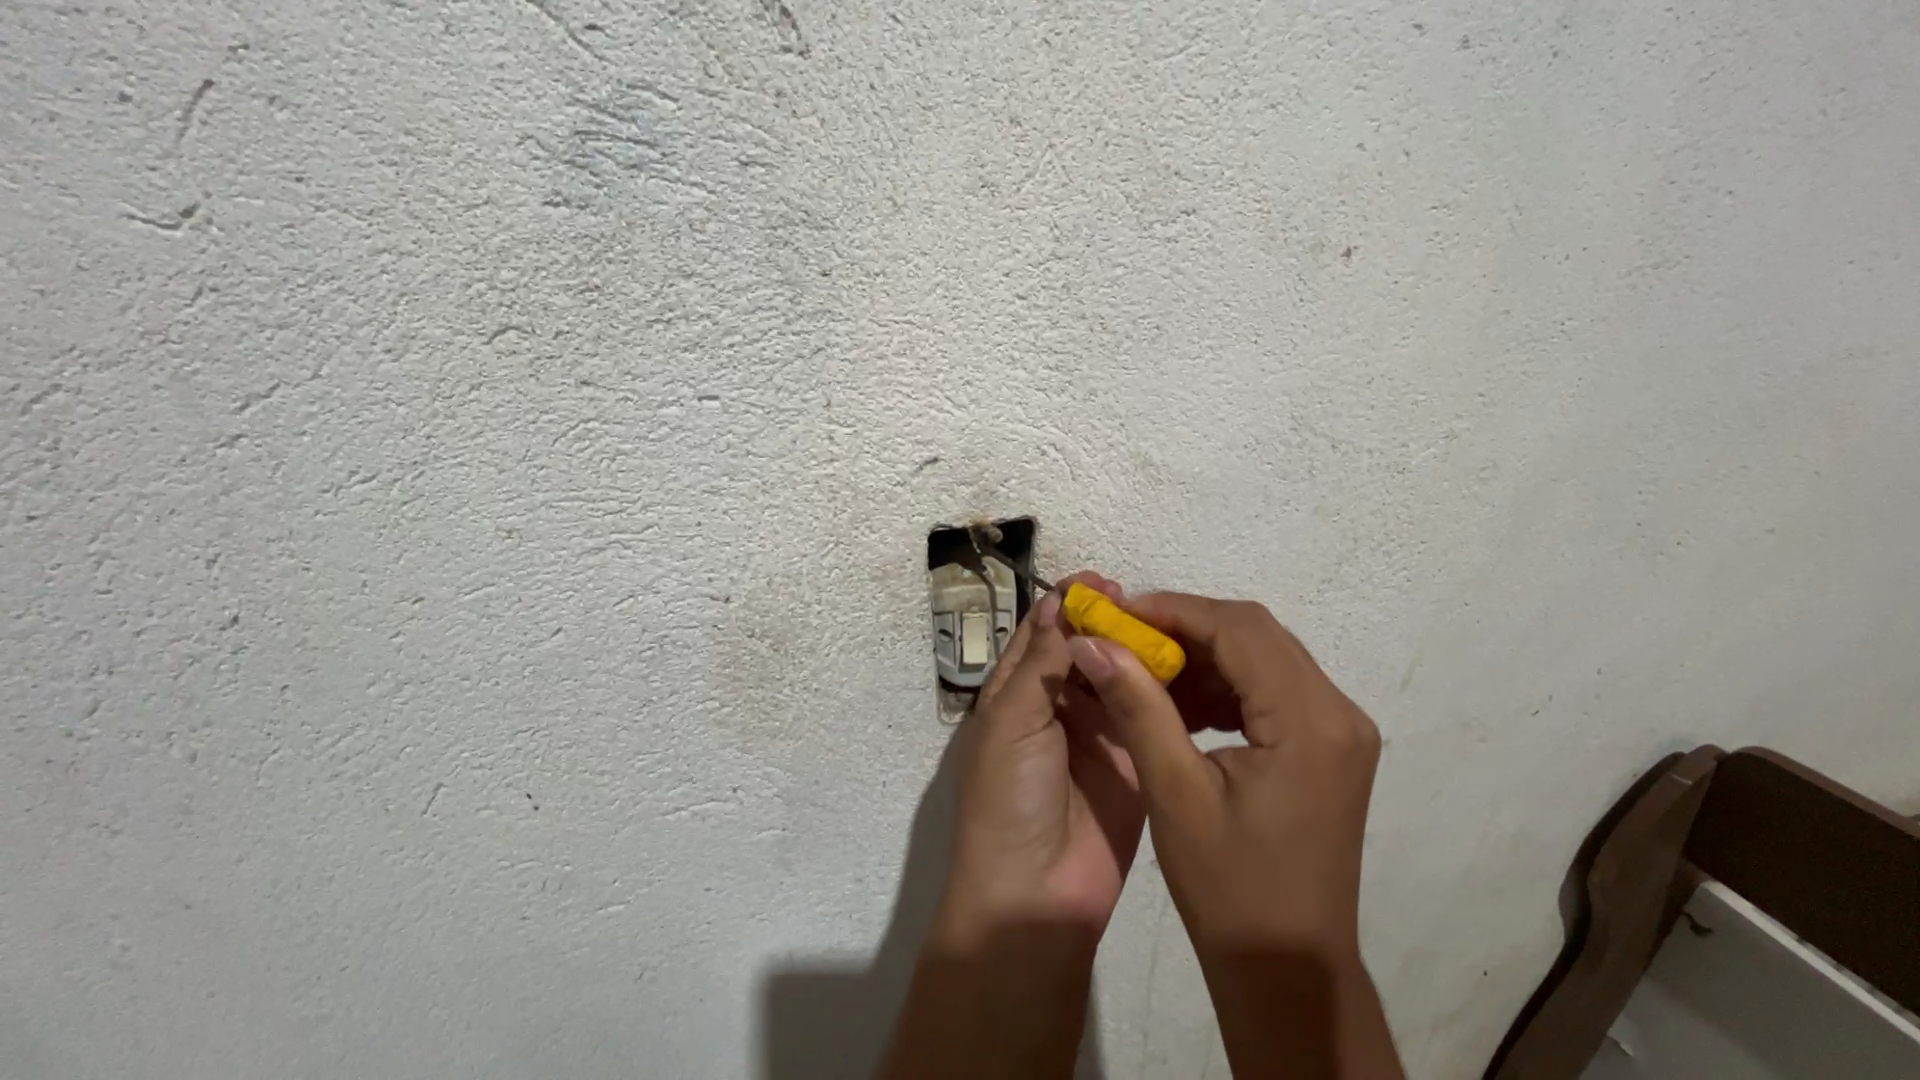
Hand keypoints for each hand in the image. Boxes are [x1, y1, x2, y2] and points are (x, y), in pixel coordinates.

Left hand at [879, 572, 1144, 1079]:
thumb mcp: (1013, 721)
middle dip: (1109, 622)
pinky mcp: (1135, 761)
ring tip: (1172, 624)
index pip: (1042, 635)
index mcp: (1015, 695)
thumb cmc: (1009, 799)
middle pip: (1085, 651)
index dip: (1068, 605)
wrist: (1038, 895)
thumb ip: (1042, 663)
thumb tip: (1060, 602)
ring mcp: (1098, 736)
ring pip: (1119, 678)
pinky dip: (1164, 689)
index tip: (1103, 579)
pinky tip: (1190, 664)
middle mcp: (1056, 709)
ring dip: (1138, 650)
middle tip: (1146, 598)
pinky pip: (1148, 714)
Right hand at [1067, 593, 1403, 1078]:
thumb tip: (1093, 643)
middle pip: (1257, 636)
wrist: (1287, 965)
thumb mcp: (1174, 791)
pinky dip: (1225, 687)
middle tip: (1124, 640)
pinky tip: (1180, 707)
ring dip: (1205, 657)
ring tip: (1144, 673)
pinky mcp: (1329, 748)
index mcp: (1309, 722)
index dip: (1174, 610)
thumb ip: (1137, 706)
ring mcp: (1340, 731)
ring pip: (1265, 659)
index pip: (1240, 630)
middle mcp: (1339, 713)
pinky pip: (1273, 692)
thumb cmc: (1227, 886)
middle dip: (1186, 628)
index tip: (1116, 614)